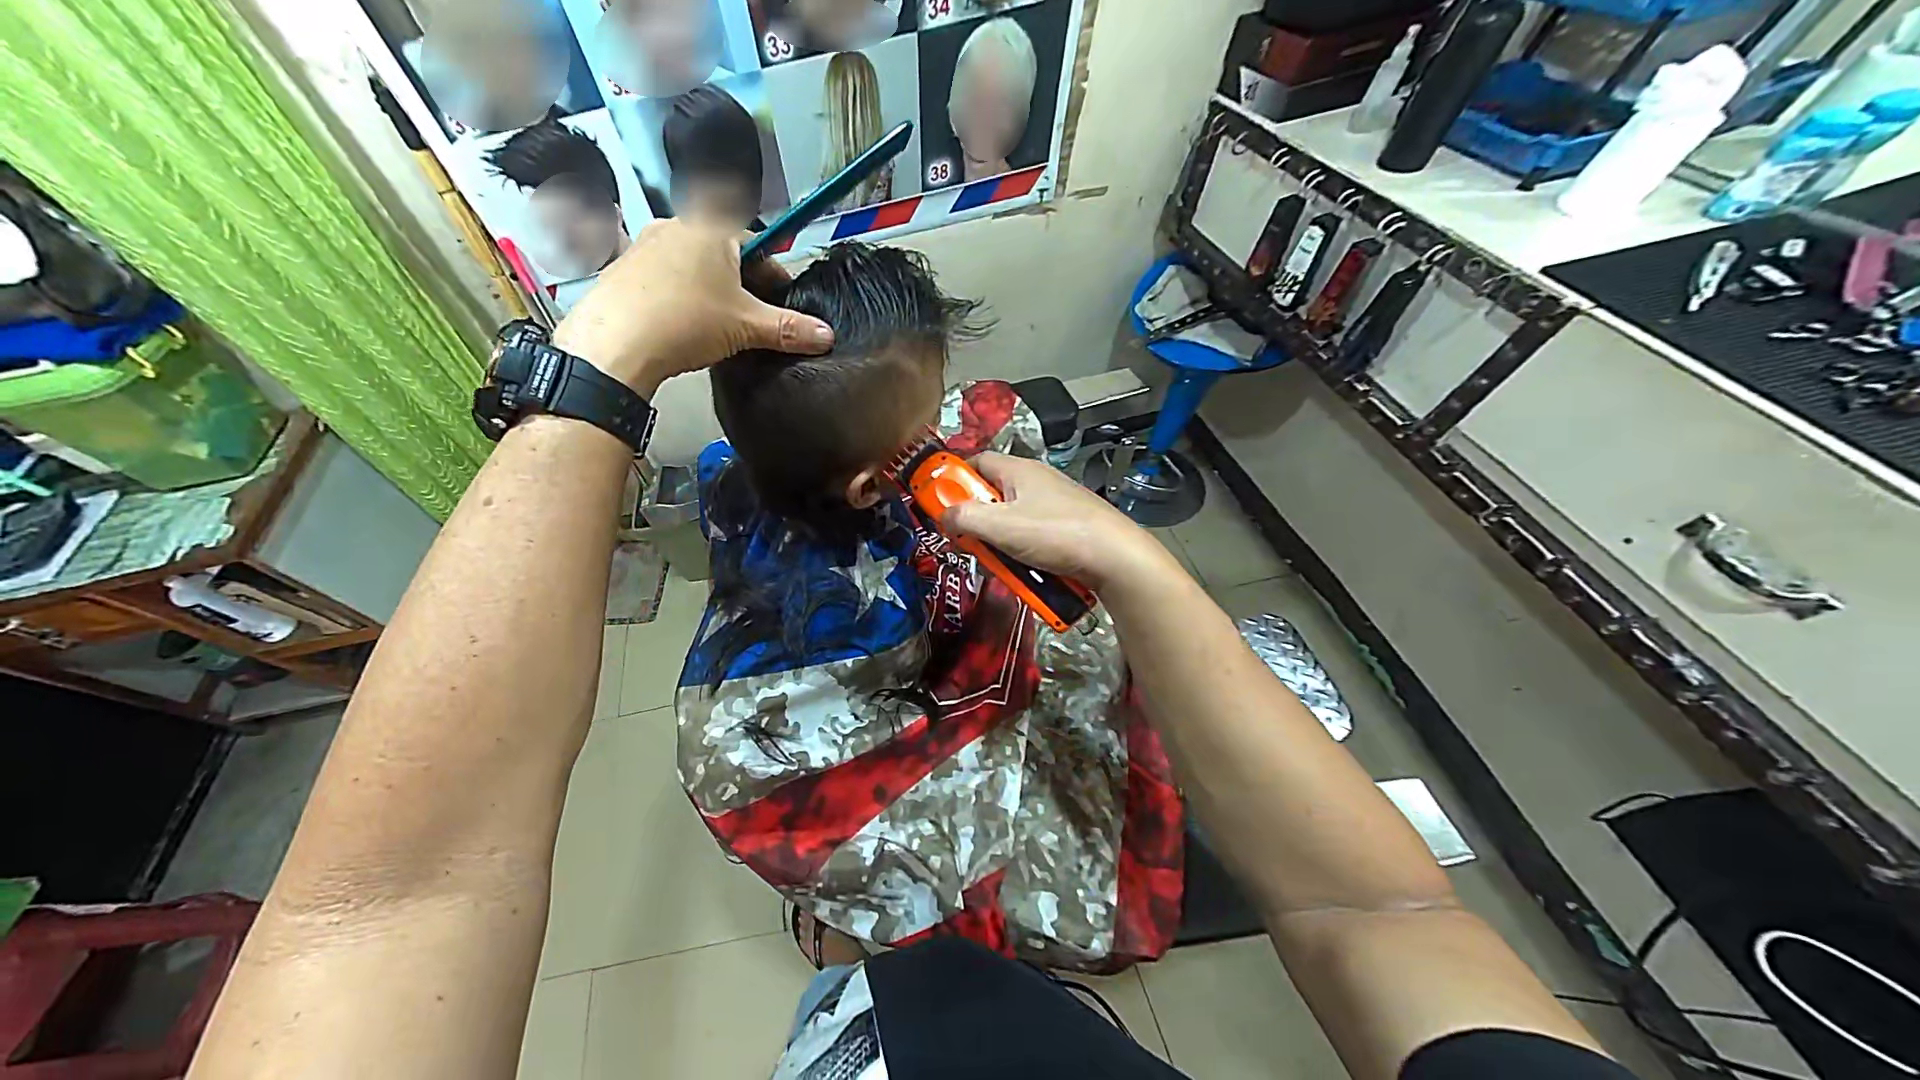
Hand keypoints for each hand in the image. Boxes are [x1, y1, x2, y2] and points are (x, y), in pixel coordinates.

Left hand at [551, 219, 833, 397]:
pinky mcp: (622, 269)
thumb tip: (826, 336)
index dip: (773, 270)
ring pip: (693, 263)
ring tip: (718, 325)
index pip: (756, 240)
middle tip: (752, 316)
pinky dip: (680, 295)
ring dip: (711, 288)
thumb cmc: (685, 320)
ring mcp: (644, 245)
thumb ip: (789, 329)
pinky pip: (664, 277)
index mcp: (711, 229)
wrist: (616, 343)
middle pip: (724, 250)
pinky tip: (684, 325)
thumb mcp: (747, 327)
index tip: (779, 298)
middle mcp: (676, 226)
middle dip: (742, 281)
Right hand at [940, 453, 1170, 589]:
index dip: (954, 480)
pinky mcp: (1068, 529)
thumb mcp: (1000, 526)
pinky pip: (1033, 539)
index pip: (975, 462)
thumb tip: (943, 517)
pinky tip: (1027, 573)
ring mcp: (1055, 507)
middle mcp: (1036, 482)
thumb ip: (965, 518)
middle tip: (971, 545)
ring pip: (1012, 524)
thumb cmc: (1056, 533)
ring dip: (1001, 546)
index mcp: (1018, 470)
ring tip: (1003, 566)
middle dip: (978, 524)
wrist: (1115, 558)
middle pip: (992, 498)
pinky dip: (1024, 555)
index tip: (941, 504)